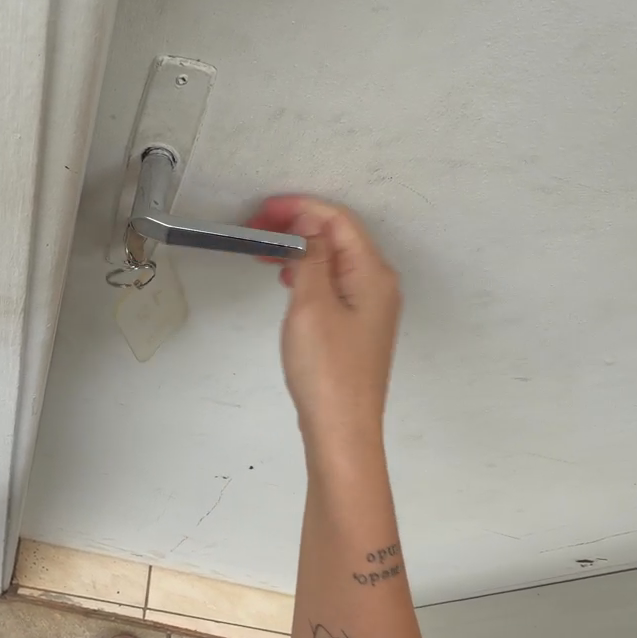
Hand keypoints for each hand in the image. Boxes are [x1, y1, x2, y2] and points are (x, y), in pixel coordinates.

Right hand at [246, 195, 401, 451]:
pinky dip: (307, 273)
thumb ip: (310, 258)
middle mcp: (378, 286)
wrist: (342, 429)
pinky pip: (333, 284)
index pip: (338, 221)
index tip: (264, 210)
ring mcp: (369, 309)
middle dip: (298, 225)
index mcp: (373, 274)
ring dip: (300, 248)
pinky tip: (287, 280)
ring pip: (334, 261)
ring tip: (265, 251)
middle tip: (258, 228)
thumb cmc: (328, 373)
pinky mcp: (355, 329)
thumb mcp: (311, 306)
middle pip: (339, 237)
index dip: (300, 208)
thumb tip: (309, 227)